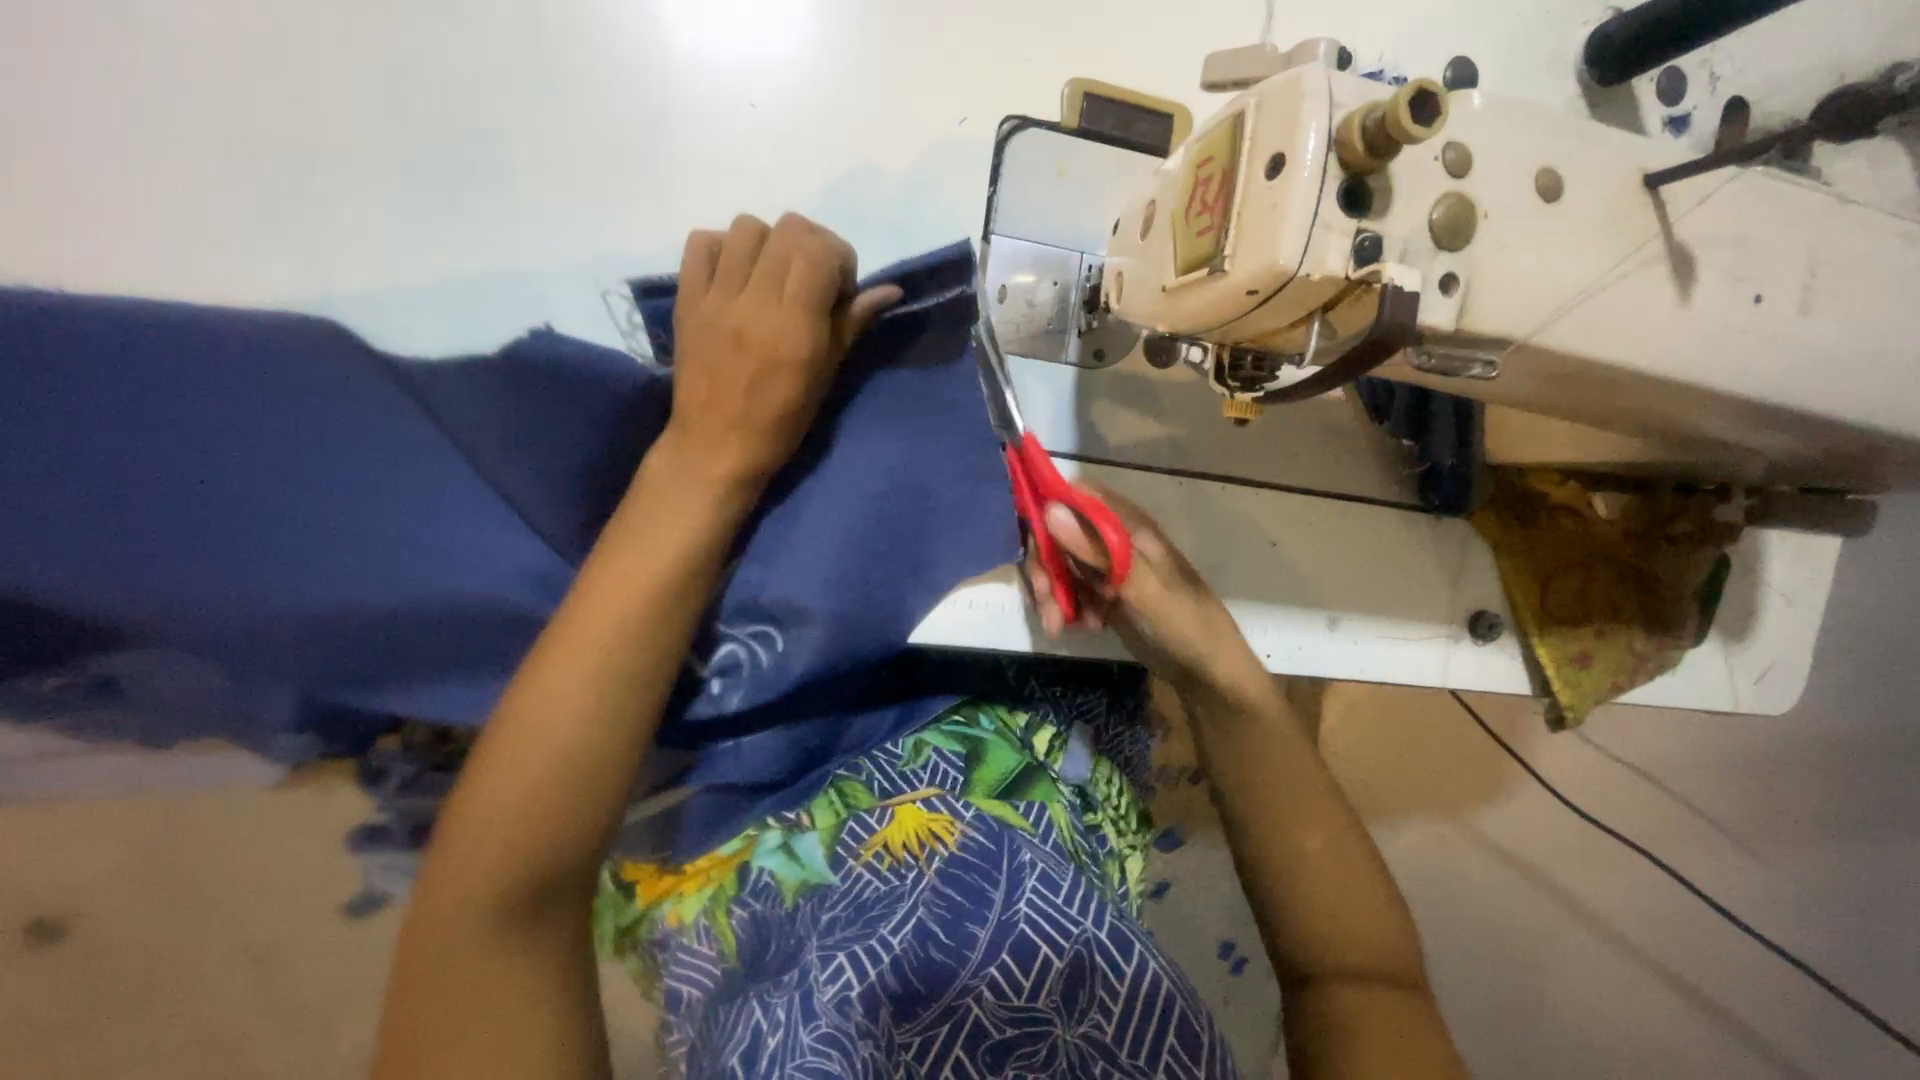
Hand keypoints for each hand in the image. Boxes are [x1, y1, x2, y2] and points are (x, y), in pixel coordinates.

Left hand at [663, 213, 902, 486]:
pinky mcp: (686, 299)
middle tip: (812, 279)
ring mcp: (715, 297)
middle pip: (789, 228)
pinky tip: (736, 275)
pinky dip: (724, 247)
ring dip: (770, 242)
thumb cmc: (781, 421)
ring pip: (747, 226)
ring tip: (773, 275)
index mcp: (795, 326)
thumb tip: (891, 290)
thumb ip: (853, 323)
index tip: (840, 290)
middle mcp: (754, 302)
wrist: (715, 447)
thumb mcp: (826, 375)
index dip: (840, 258)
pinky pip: (702, 242)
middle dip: (812, 245)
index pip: (821, 249)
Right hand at [1026, 486, 1270, 702]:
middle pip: (1058, 533)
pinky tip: (1080, 627)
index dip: (1047, 509)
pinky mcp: (1103, 594)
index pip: (1076, 496)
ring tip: (1058, 625)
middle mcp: (1114, 538)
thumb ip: (1096, 550)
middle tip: (1045, 600)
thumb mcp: (1141, 588)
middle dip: (1045, 566)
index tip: (1031, 543)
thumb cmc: (1185, 623)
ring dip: (1052, 593)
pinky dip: (1066, 608)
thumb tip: (1050, 509)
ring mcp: (1108, 567)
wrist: (1207, 672)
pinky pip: (1070, 590)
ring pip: (1060, 565)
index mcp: (1129, 525)